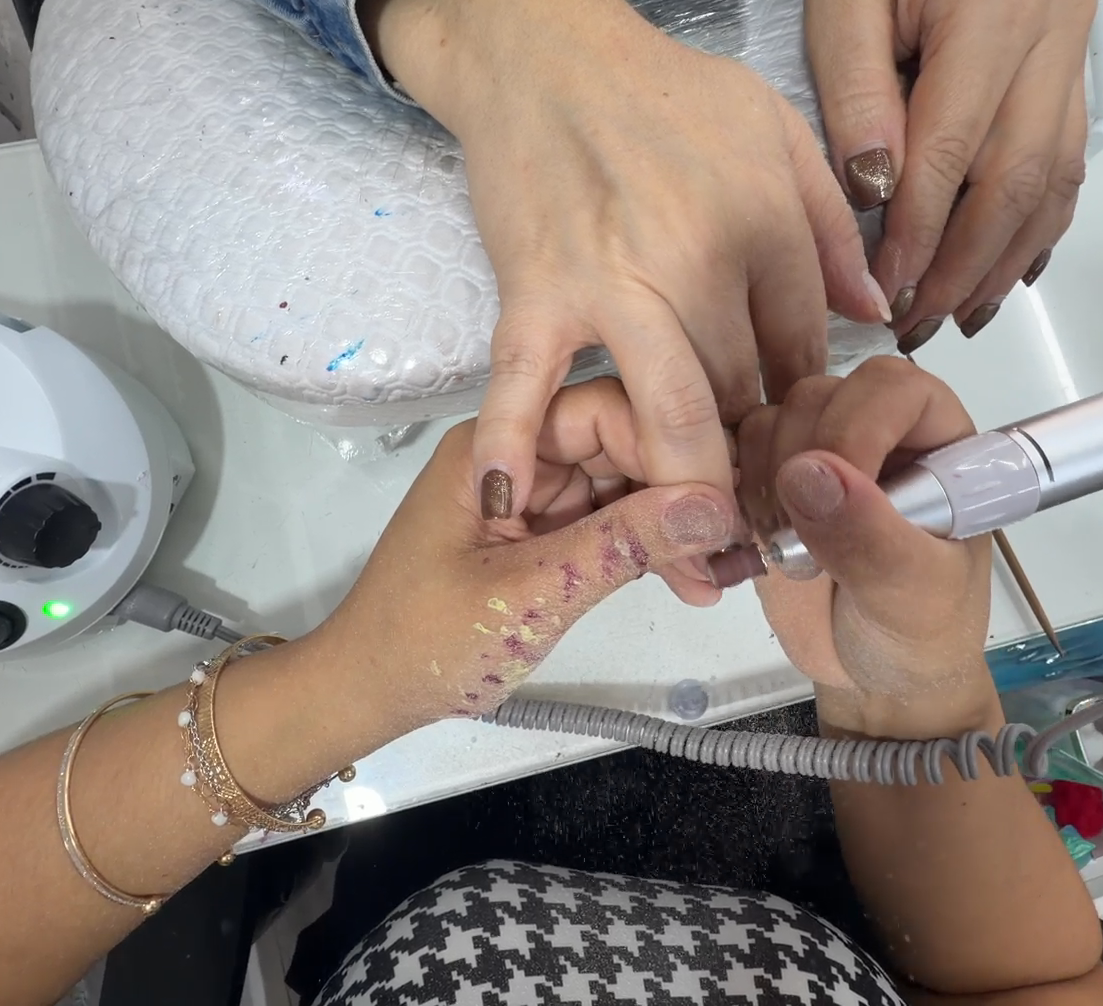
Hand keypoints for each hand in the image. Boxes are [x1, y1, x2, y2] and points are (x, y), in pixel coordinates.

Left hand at [316, 380, 735, 731]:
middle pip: (620, 446)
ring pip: (623, 487)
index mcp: (498, 447)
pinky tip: (687, 579)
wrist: (372, 690)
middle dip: (675, 495)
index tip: (722, 504)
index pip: (604, 413)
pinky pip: (609, 524)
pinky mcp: (545, 533)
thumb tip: (717, 507)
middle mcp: (521, 457)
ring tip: (717, 575)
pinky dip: (645, 551)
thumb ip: (621, 546)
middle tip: (730, 550)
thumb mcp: (531, 592)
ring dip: (668, 528)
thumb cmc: (429, 639)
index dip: (668, 450)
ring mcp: (535, 496)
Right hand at [364, 0, 883, 556]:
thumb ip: (831, 222)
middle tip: (745, 530)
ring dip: (673, 488)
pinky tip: (505, 502)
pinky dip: (511, 443)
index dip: (797, 413)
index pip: (801, 348)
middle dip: (748, 473)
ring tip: (677, 547)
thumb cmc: (662, 94)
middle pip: (740, 397)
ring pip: (662, 411)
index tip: (786, 456)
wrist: (545, 59)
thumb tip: (870, 313)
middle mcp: (700, 264)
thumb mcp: (775, 131)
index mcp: (765, 222)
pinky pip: (525, 382)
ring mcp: (612, 285)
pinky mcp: (536, 293)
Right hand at [736, 358, 994, 736]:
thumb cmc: (917, 634)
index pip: (892, 388)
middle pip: (816, 398)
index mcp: (934, 443)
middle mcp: (872, 434)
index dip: (855, 427)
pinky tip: (751, 540)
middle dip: (798, 467)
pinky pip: (730, 457)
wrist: (870, 674)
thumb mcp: (913, 597)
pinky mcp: (766, 483)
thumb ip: (871, 539)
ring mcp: (814, 457)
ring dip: (761, 485)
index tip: (835, 495)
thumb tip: (807, 473)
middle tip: (804, 542)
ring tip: (783, 547)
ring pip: (765, 423)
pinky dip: (728, 495)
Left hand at [808, 0, 1094, 351]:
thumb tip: (876, 193)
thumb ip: (858, 96)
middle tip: (916, 322)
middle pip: (1016, 180)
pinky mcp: (1069, 76)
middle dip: (963, 267)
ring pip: (1050, 184)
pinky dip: (1032, 232)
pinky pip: (1064, 168)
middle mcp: (1055, 34)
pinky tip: (1000, 276)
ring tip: (955, 317)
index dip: (919, 233)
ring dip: (1001, 263)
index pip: (954, 150)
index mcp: (995, 6)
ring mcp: (1074, 55)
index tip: (885, 290)